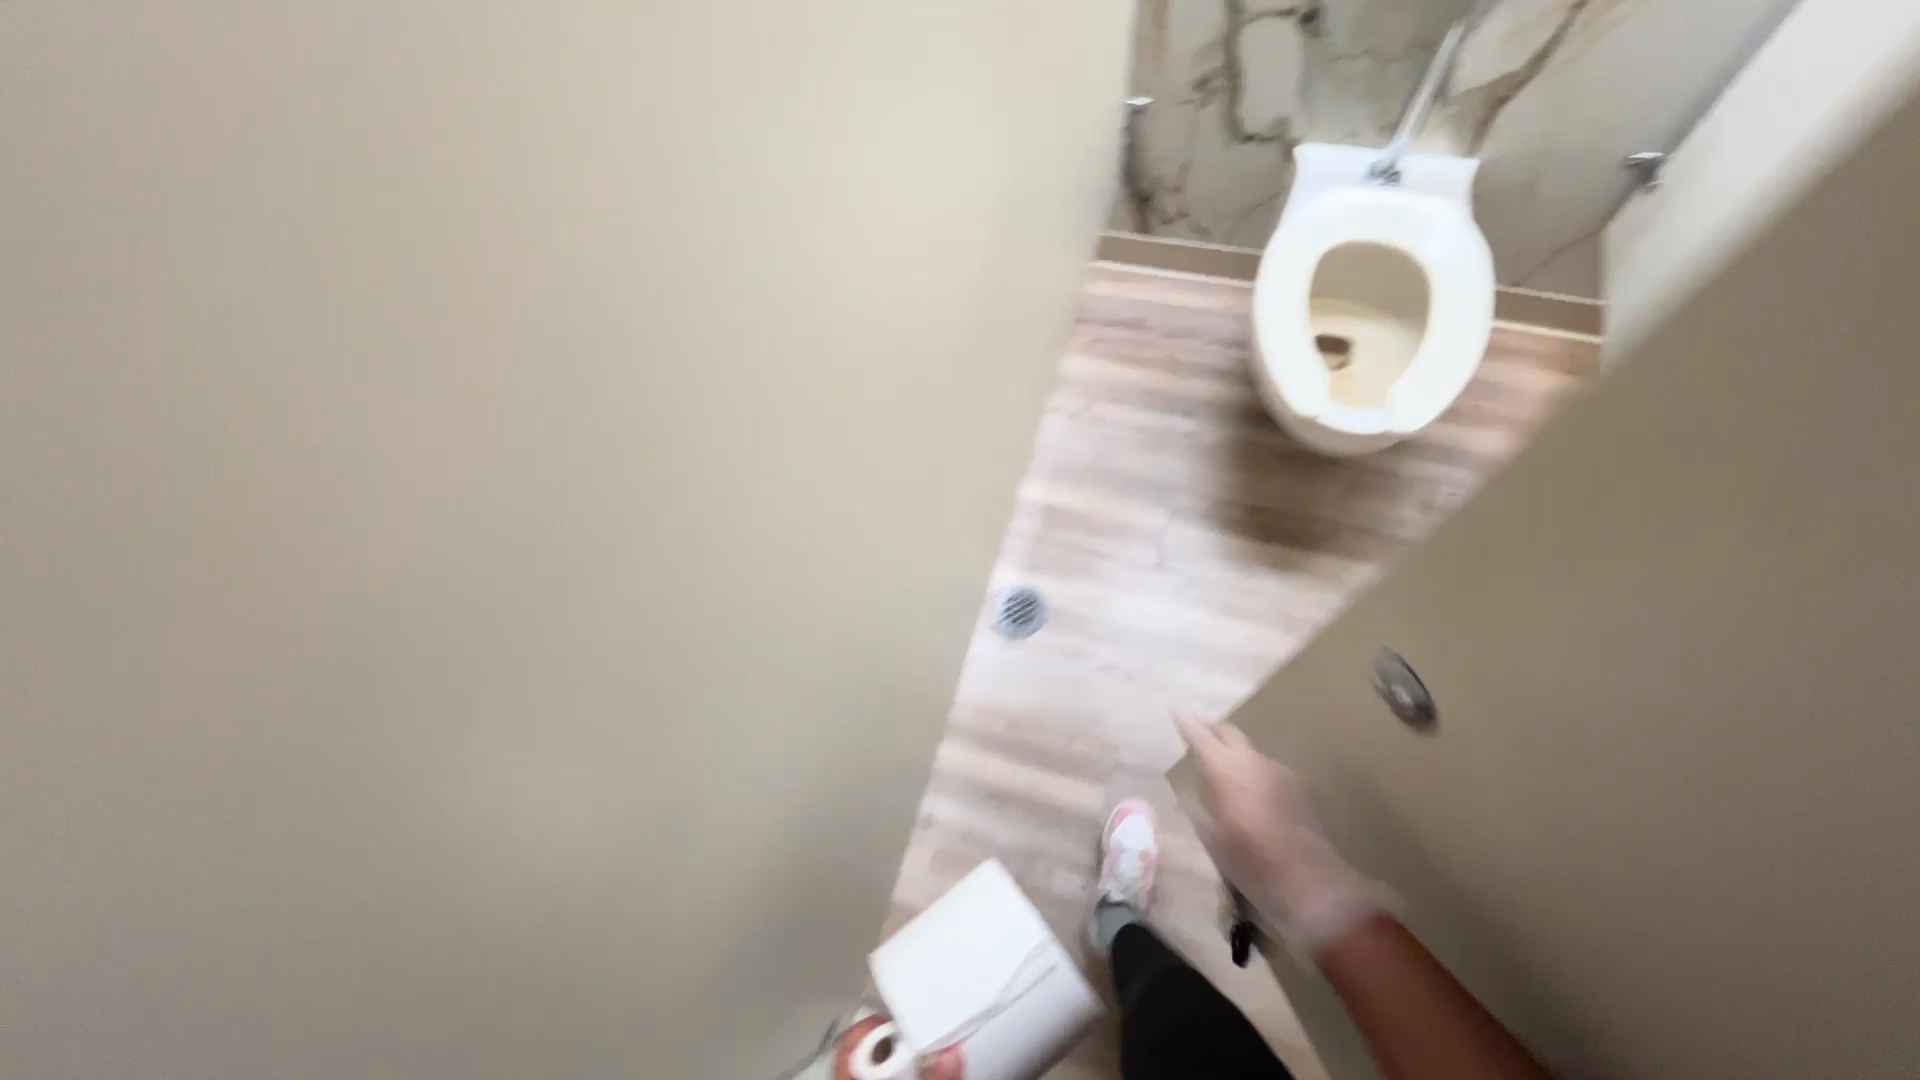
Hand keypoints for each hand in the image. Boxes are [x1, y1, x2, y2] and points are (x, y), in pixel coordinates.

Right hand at [1177, 716, 1388, 955]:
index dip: (1186, 724)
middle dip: (1211, 730)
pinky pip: (1268, 769)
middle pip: (1228, 732)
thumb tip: (1196, 788)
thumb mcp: (1211, 835)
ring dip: (1235, 754)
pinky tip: (1252, 793)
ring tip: (1224, 770)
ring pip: (1250, 751)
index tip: (1175, 714)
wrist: (1309, 881)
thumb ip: (1202, 803)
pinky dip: (1254, 772)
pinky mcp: (1300, 785)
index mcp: (1225, 769)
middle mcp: (1253, 761)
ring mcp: (1280, 770)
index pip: (1200, 735)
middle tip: (1197, 734)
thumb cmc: (1249, 862)